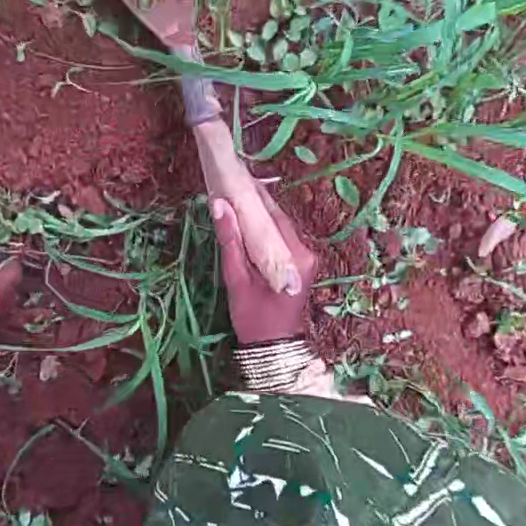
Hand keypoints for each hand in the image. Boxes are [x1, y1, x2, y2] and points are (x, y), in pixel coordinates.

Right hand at [211, 185, 315, 343]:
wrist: (272, 346)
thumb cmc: (253, 317)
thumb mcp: (236, 279)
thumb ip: (230, 240)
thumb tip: (220, 204)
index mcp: (294, 256)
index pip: (273, 215)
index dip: (254, 196)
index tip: (234, 179)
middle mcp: (306, 252)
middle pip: (278, 218)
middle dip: (255, 204)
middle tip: (232, 186)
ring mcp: (306, 257)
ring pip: (279, 227)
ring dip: (259, 215)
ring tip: (235, 200)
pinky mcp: (301, 263)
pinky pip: (281, 238)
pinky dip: (264, 229)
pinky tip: (247, 223)